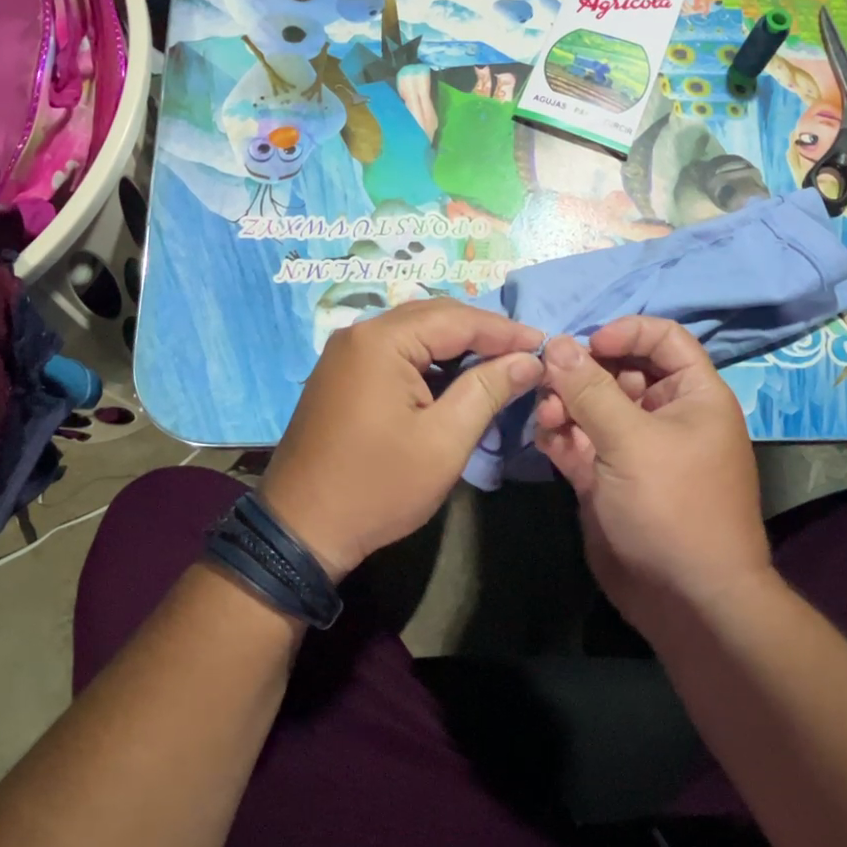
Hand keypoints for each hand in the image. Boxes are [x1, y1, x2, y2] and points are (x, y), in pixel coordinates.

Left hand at [259, 300, 544, 579]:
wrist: (301, 529)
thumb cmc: (378, 487)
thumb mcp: (444, 441)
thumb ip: (488, 390)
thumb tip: (528, 359)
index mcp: (381, 341)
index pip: (457, 318)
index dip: (505, 331)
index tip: (546, 343)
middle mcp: (358, 334)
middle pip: (433, 317)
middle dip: (482, 333)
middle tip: (526, 353)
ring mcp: (344, 354)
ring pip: (413, 333)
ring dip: (456, 346)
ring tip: (499, 365)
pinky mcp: (340, 376)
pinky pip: (393, 353)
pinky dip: (428, 361)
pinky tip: (454, 379)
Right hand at [533, 316, 769, 631]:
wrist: (684, 597)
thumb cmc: (673, 507)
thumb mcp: (631, 441)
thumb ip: (591, 390)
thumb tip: (556, 344)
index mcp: (693, 396)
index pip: (663, 339)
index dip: (625, 332)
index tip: (585, 345)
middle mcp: (664, 415)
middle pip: (619, 371)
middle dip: (582, 373)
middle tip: (548, 383)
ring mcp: (633, 448)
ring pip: (592, 407)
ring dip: (565, 405)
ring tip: (547, 418)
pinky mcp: (606, 478)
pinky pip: (579, 442)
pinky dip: (560, 437)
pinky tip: (544, 439)